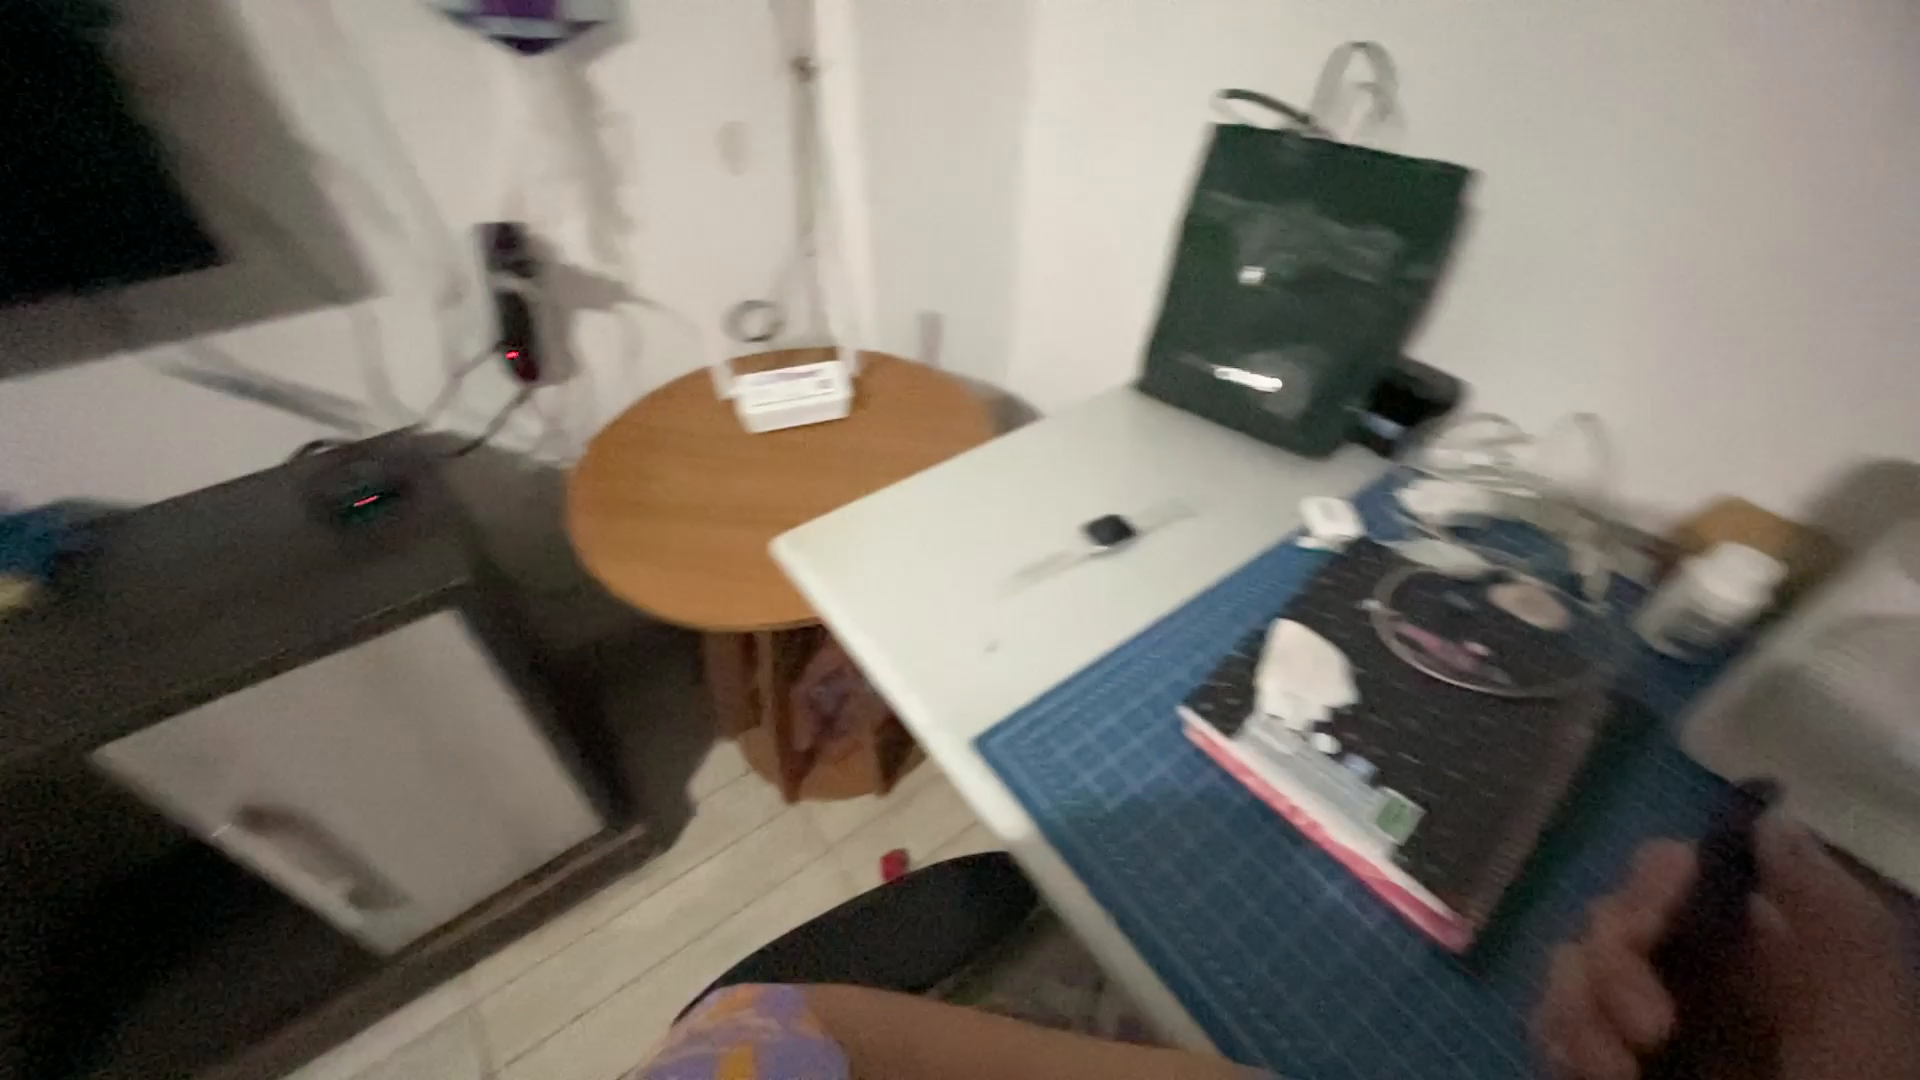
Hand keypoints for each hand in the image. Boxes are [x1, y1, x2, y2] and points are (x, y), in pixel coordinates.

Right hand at [1533, 814, 1919, 1079]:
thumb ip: (1836, 927)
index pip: (1678, 877)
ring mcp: (1638, 1025)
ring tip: (1611, 1071)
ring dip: (1578, 1010)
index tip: (1653, 922)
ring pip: (1566, 965)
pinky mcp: (1594, 1061)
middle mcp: (1695, 983)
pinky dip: (1559, 1040)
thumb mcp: (1866, 1039)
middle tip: (1644, 1025)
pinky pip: (1547, 1018)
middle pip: (1609, 916)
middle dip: (1610, 962)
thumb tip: (1770, 812)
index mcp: (1764, 966)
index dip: (1654, 883)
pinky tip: (1591, 1076)